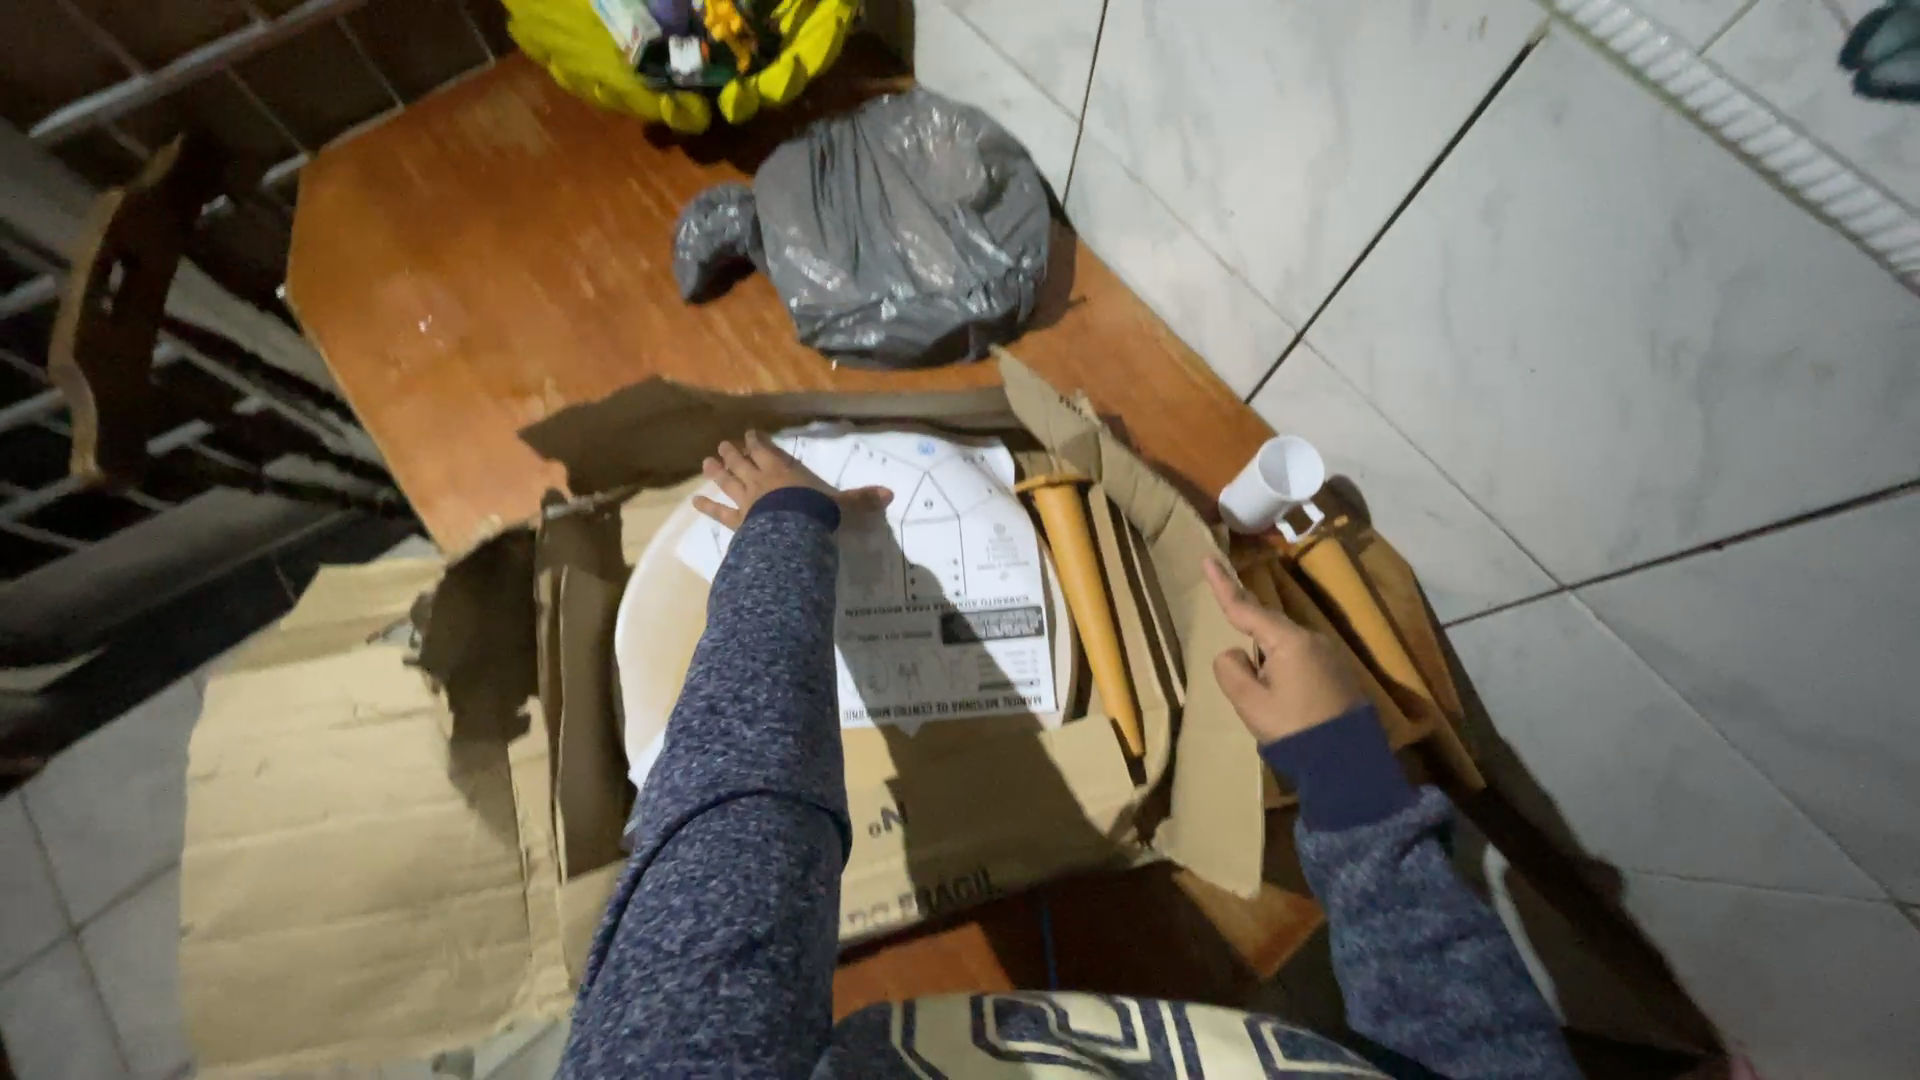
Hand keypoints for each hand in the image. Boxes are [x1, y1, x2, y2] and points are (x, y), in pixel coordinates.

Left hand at [692, 430, 892, 527]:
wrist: (793, 531)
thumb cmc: (815, 511)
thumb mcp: (842, 503)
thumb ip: (862, 499)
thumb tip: (892, 494)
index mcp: (783, 471)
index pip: (767, 451)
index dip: (758, 442)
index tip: (749, 434)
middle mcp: (761, 481)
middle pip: (743, 462)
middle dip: (733, 453)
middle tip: (722, 444)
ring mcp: (746, 500)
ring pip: (728, 482)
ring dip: (718, 472)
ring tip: (706, 462)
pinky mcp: (738, 521)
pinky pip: (720, 513)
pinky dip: (707, 508)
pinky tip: (693, 503)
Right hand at [1203, 557, 1364, 743]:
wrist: (1349, 764)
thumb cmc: (1294, 729)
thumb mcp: (1249, 702)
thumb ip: (1230, 669)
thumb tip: (1235, 654)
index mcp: (1288, 641)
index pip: (1246, 607)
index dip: (1223, 584)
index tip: (1208, 558)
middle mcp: (1312, 640)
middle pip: (1266, 628)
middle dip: (1248, 639)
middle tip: (1243, 667)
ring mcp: (1329, 656)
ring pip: (1282, 648)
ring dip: (1267, 665)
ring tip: (1271, 708)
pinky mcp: (1338, 674)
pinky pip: (1299, 662)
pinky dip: (1284, 674)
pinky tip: (1288, 706)